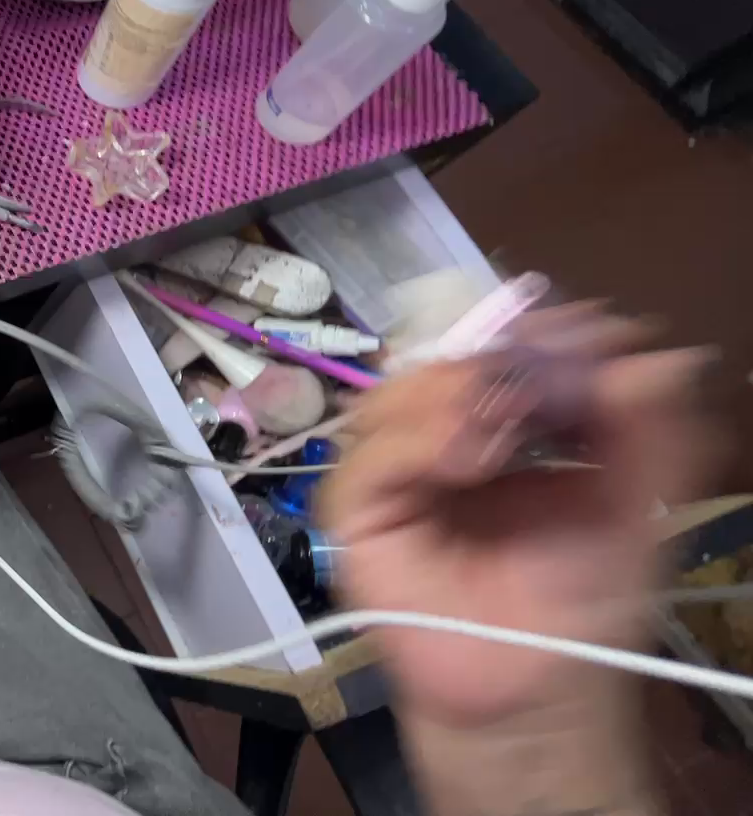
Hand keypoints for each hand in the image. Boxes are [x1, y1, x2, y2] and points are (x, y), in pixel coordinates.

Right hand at [321, 304, 717, 728]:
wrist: (523, 680)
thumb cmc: (575, 600)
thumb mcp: (633, 510)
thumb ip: (649, 437)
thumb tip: (655, 356)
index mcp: (491, 429)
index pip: (488, 357)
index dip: (525, 334)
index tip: (580, 329)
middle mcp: (428, 437)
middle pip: (430, 366)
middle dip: (486, 364)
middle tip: (539, 378)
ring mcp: (386, 468)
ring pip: (388, 397)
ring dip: (447, 399)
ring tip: (501, 433)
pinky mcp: (352, 504)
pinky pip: (370, 454)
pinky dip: (415, 445)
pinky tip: (464, 463)